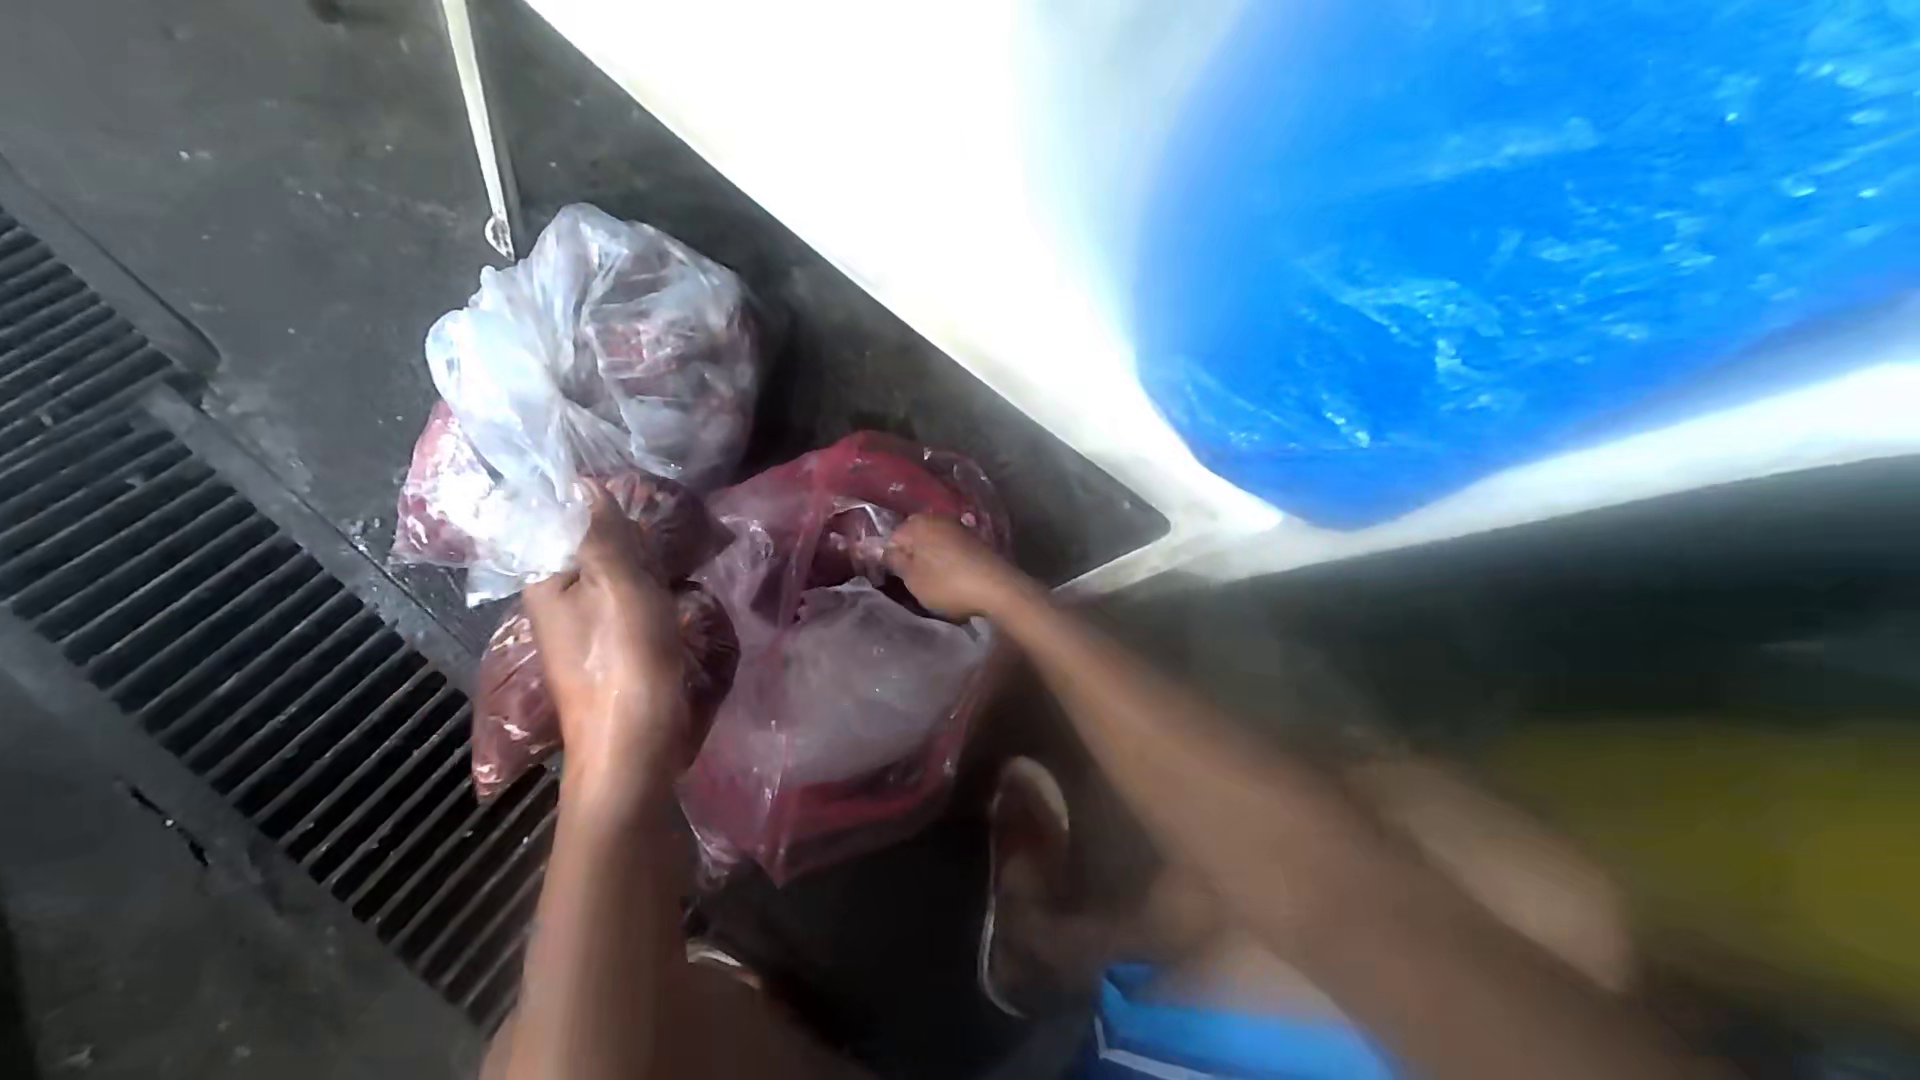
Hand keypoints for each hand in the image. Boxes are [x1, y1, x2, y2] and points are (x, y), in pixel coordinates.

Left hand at [523, 485, 686, 804]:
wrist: (635, 744)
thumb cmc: (625, 661)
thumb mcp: (618, 588)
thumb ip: (602, 536)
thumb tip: (582, 483)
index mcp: (546, 582)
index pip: (562, 522)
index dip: (599, 503)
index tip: (641, 490)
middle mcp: (558, 600)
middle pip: (591, 547)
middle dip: (628, 532)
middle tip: (670, 518)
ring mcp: (587, 625)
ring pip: (615, 574)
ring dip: (645, 560)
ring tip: (680, 543)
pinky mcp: (614, 645)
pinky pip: (630, 600)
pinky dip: (652, 587)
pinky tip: (676, 584)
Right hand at [884, 513, 1038, 620]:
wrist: (998, 589)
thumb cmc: (948, 584)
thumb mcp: (912, 579)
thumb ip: (894, 561)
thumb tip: (884, 550)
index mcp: (918, 524)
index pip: (892, 538)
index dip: (889, 559)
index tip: (894, 579)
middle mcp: (938, 518)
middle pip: (914, 538)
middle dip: (911, 556)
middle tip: (913, 582)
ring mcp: (960, 527)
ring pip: (934, 542)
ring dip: (930, 559)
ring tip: (933, 583)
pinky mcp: (976, 541)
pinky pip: (951, 548)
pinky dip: (948, 561)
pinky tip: (951, 578)